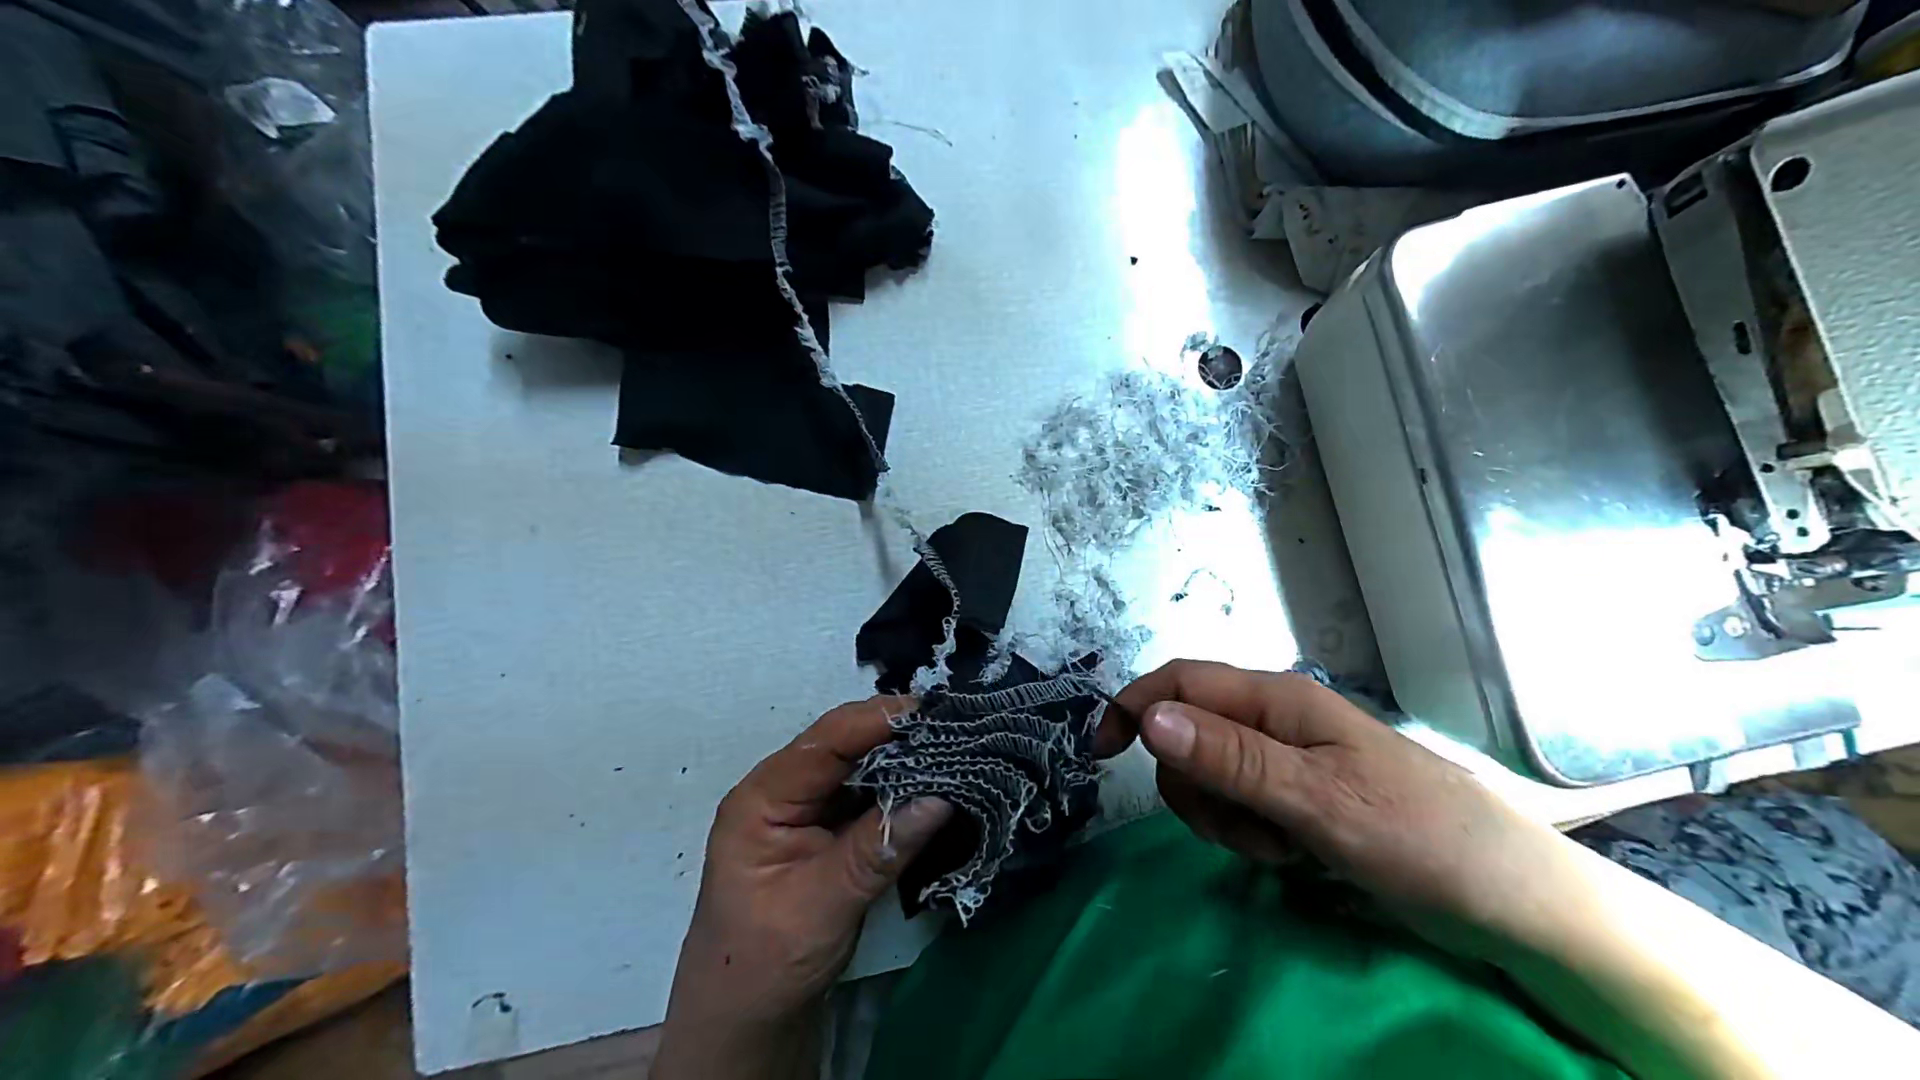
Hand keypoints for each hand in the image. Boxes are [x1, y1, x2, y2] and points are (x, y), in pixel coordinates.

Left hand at [653, 697, 952, 1079]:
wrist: (745, 1015)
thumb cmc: (765, 962)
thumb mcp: (822, 905)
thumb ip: (877, 849)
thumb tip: (939, 798)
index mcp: (762, 798)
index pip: (824, 743)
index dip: (876, 721)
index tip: (931, 710)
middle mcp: (782, 788)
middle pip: (843, 743)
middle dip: (895, 731)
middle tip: (953, 724)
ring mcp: (805, 805)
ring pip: (858, 762)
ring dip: (902, 754)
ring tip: (951, 743)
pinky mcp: (826, 823)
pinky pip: (865, 790)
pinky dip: (898, 782)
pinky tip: (931, 778)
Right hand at [1109, 660, 1562, 937]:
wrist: (1512, 904)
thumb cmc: (1421, 838)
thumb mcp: (1319, 801)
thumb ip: (1232, 758)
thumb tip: (1150, 717)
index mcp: (1278, 699)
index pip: (1181, 682)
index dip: (1134, 706)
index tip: (1101, 754)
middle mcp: (1274, 720)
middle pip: (1186, 733)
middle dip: (1194, 785)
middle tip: (1240, 828)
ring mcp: (1285, 759)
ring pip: (1207, 774)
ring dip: (1223, 816)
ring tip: (1280, 847)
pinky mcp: (1295, 796)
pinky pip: (1237, 804)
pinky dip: (1247, 833)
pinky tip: (1292, 855)